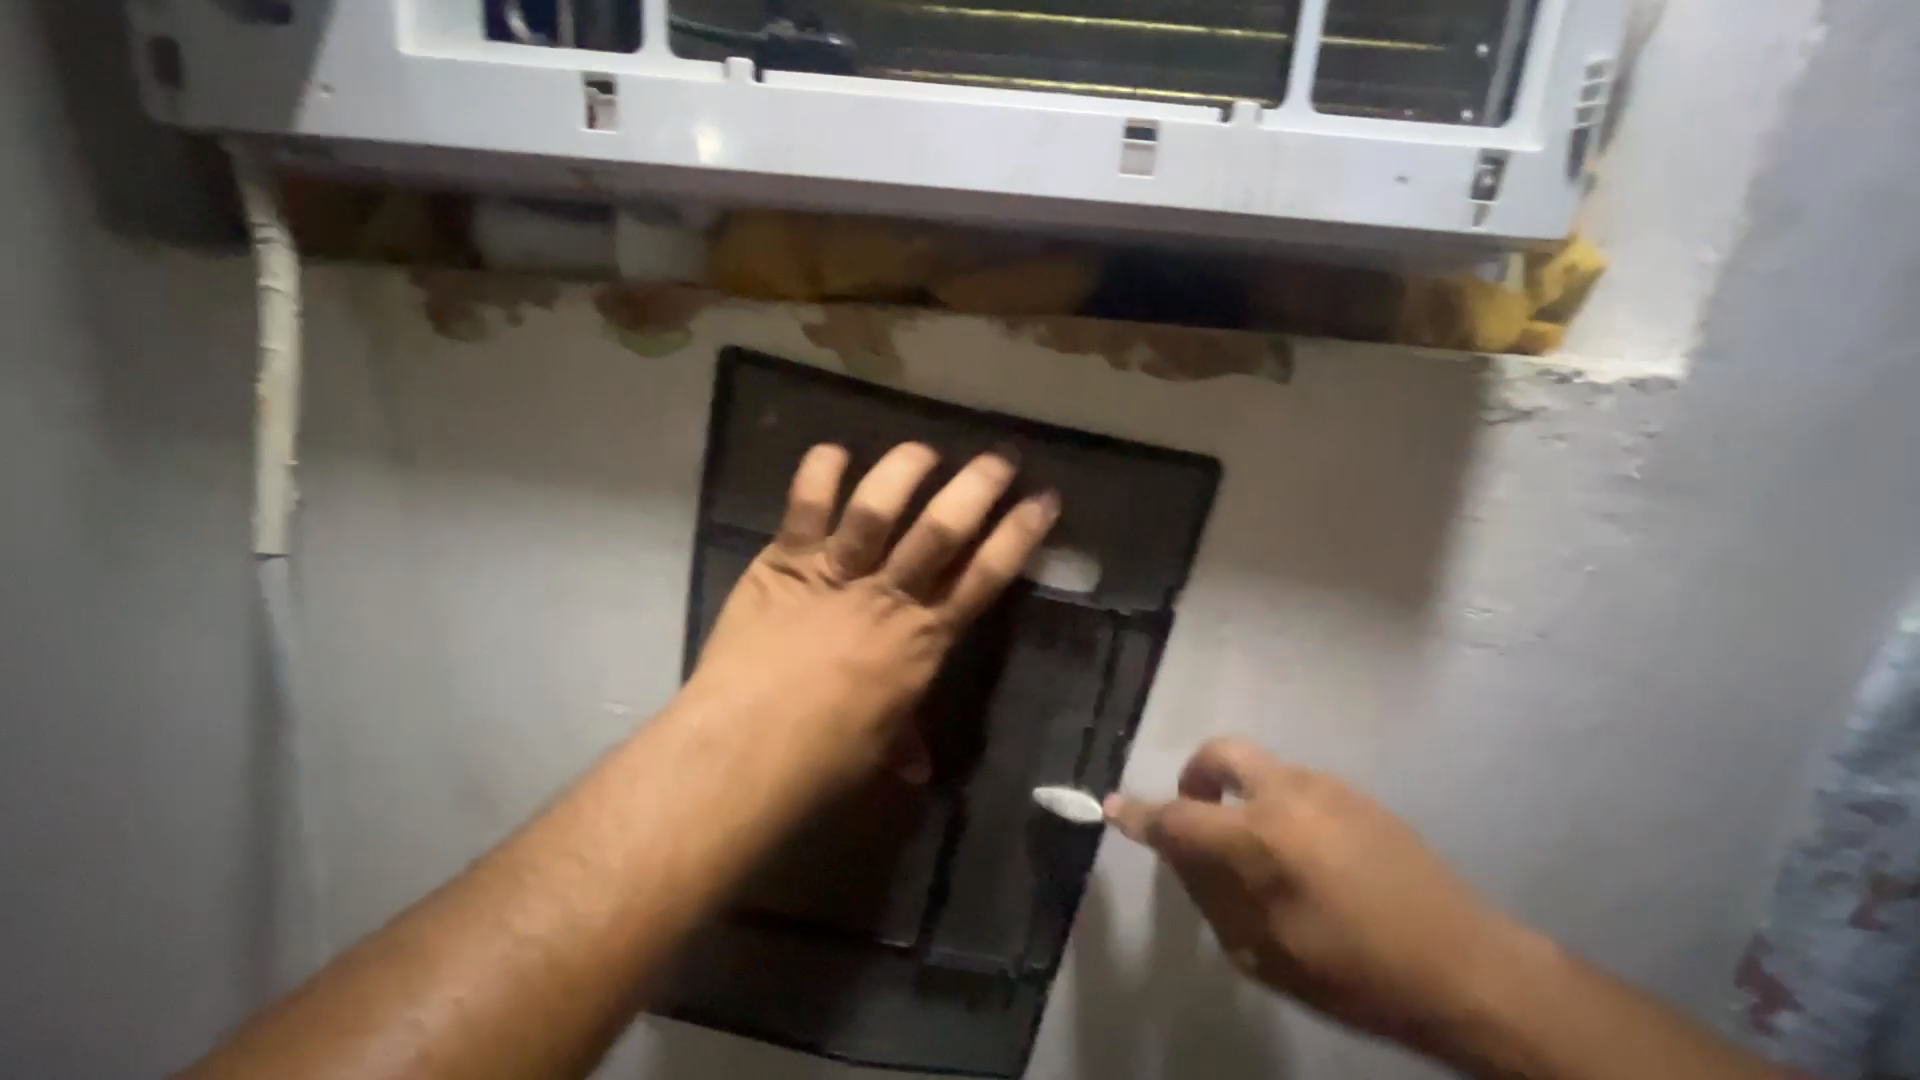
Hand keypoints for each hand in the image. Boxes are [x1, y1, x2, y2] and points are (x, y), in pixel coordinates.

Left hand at [682, 441, 1058, 798]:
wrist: (747, 748)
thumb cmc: (824, 759)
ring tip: (925, 449)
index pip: (986, 576)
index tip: (1043, 499)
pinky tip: (834, 451)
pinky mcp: (786, 563)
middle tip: (1000, 457)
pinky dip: (819, 472)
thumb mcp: (879, 747)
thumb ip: (903, 740)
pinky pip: (806, 506)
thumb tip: (920, 769)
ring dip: (906, 469)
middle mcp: (889, 595)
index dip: (1019, 535)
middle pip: (944, 529)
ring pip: (879, 506)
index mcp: (924, 640)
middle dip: (979, 486)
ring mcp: (837, 573)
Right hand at [1105, 741, 1534, 1057]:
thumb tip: (1182, 852)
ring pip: (1264, 770)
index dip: (1140, 815)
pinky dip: (1280, 806)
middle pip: (1223, 753)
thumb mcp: (1264, 952)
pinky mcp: (1361, 798)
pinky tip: (1305, 857)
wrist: (1466, 967)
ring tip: (1259, 853)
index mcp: (1259, 839)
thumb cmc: (1353, 973)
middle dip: (1196, 776)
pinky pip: (1299, 787)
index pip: (1178, 818)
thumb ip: (1212, 892)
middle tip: (1196, 814)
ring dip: (1243, 796)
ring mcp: (1330, 790)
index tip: (1112, 806)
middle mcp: (1289, 796)